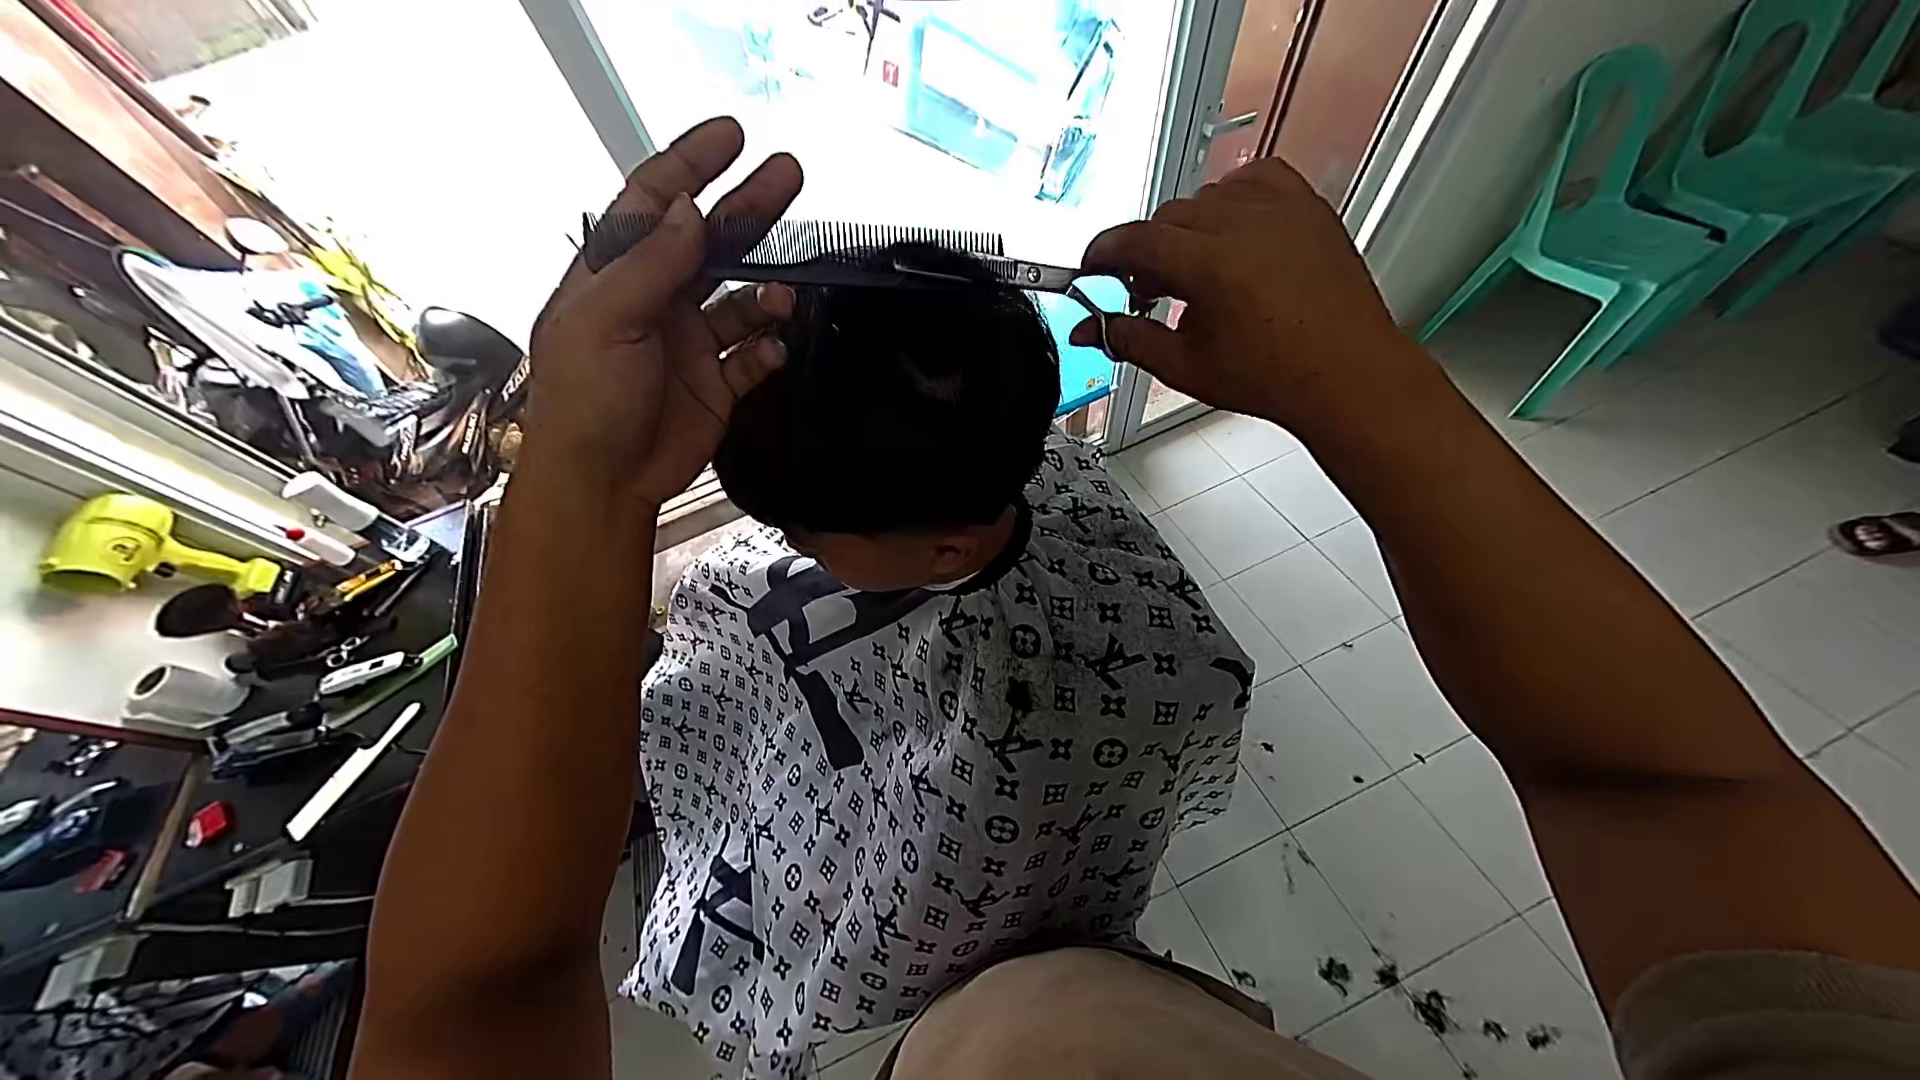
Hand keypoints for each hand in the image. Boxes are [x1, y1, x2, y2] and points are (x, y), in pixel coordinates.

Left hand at [524, 117, 802, 508]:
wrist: (606, 479)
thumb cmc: (583, 403)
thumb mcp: (604, 322)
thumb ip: (649, 266)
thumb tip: (686, 213)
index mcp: (617, 277)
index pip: (655, 204)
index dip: (692, 164)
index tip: (730, 138)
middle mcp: (657, 303)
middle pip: (712, 243)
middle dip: (749, 210)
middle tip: (788, 179)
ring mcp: (691, 344)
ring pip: (741, 302)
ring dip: (766, 297)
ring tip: (782, 300)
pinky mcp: (717, 383)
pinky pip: (755, 357)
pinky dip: (769, 351)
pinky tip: (774, 349)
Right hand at [1074, 158, 1439, 439]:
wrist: (1343, 374)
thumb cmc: (1277, 375)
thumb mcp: (1183, 367)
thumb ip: (1129, 340)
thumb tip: (1095, 329)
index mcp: (1211, 263)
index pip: (1135, 240)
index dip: (1103, 253)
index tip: (1093, 266)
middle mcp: (1246, 224)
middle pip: (1166, 219)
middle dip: (1145, 253)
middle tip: (1143, 292)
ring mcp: (1281, 210)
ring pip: (1205, 198)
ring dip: (1185, 231)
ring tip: (1191, 272)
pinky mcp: (1306, 208)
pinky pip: (1254, 179)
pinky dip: (1231, 200)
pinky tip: (1229, 235)